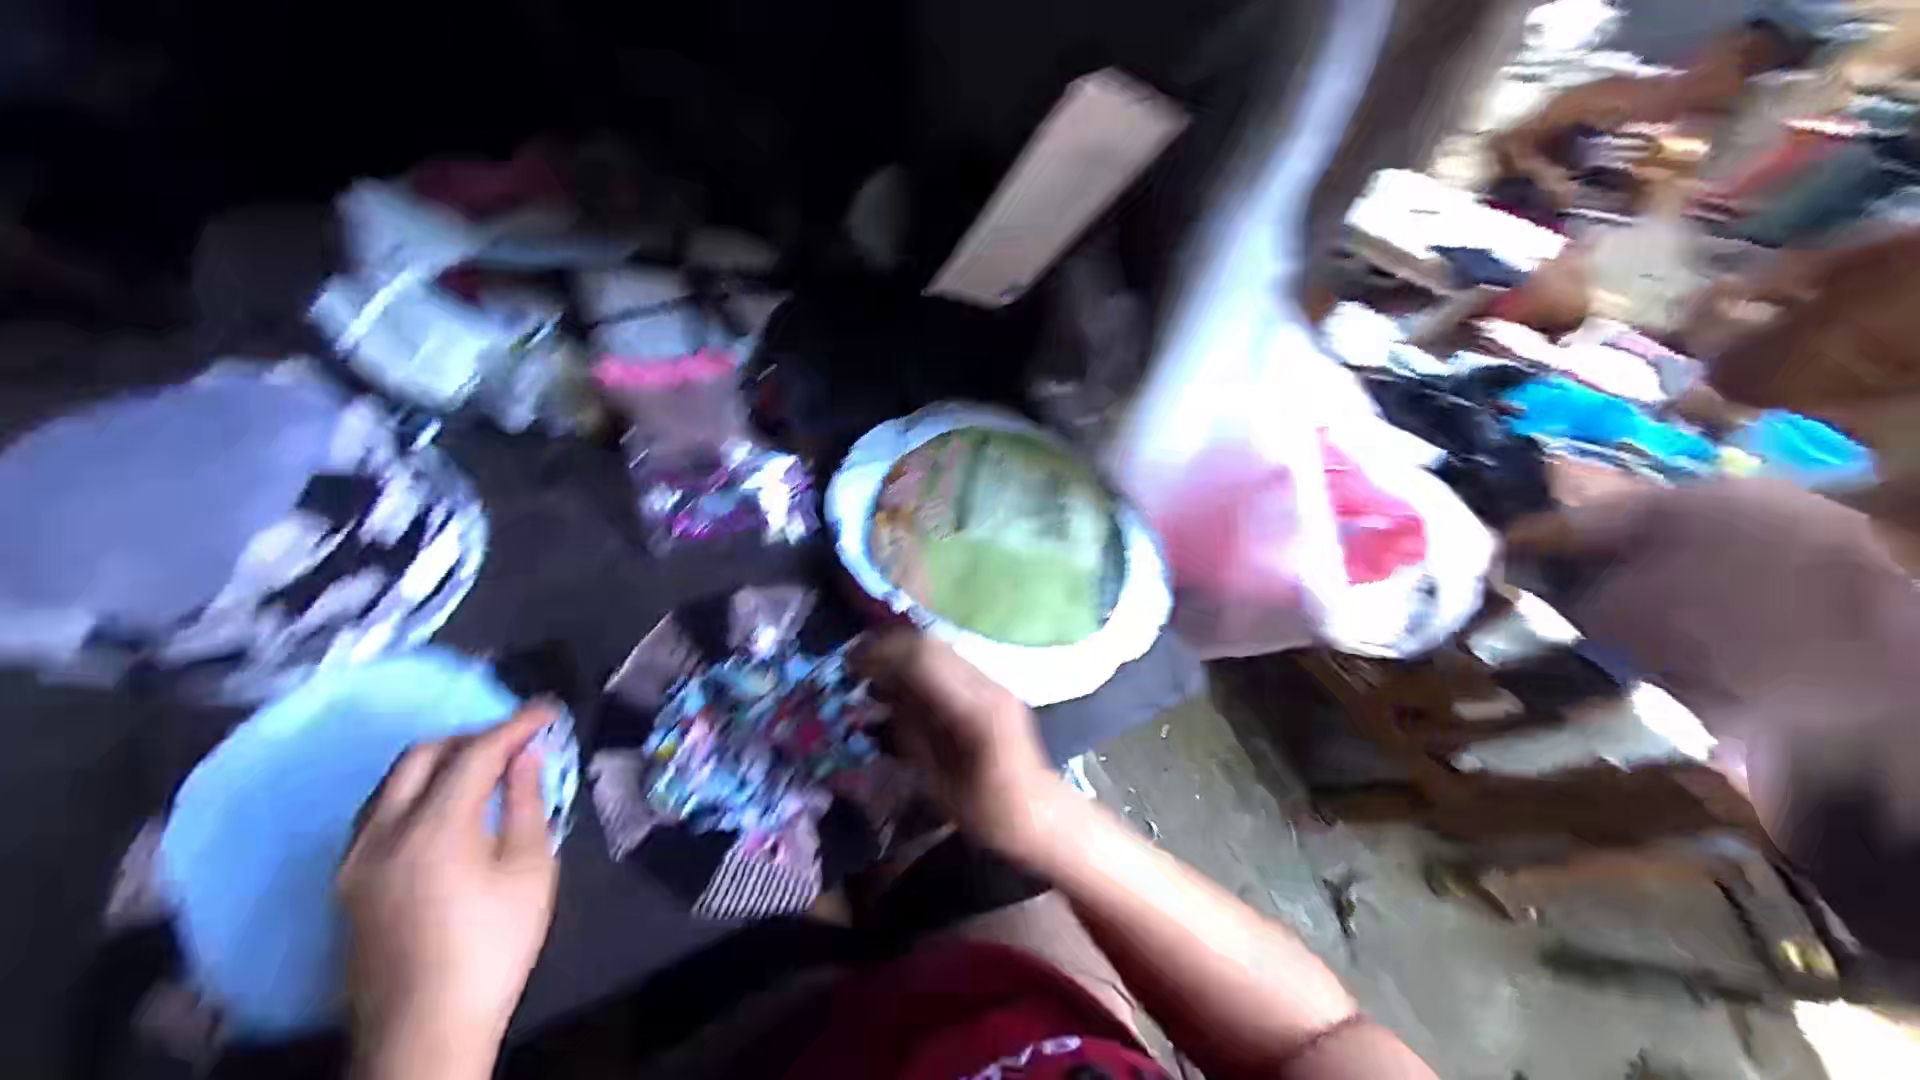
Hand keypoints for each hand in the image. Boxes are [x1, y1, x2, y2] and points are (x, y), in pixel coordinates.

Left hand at [339, 709, 559, 1078]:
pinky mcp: (346, 882)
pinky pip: (379, 812)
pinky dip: (416, 790)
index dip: (516, 725)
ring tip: (485, 765)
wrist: (425, 1028)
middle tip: (516, 738)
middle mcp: (382, 834)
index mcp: (433, 829)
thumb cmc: (494, 943)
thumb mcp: (530, 868)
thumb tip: (526, 756)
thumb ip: (526, 802)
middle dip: (472, 736)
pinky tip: (446, 805)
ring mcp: (354, 859)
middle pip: (421, 756)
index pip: (476, 753)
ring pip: (392, 782)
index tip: (548, 710)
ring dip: (440, 760)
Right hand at [854, 630, 1068, 859]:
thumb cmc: (985, 812)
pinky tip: (904, 687)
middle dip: (888, 648)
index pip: (923, 659)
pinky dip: (921, 666)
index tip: (851, 665)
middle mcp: (987, 686)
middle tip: (857, 666)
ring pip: (941, 648)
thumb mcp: (936, 781)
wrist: (1039, 813)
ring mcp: (994, 683)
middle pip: (931, 644)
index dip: (882, 655)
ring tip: (876, 676)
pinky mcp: (994, 687)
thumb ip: (909, 732)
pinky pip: (951, 663)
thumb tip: (880, 696)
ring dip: (905, 654)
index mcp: (974, 711)